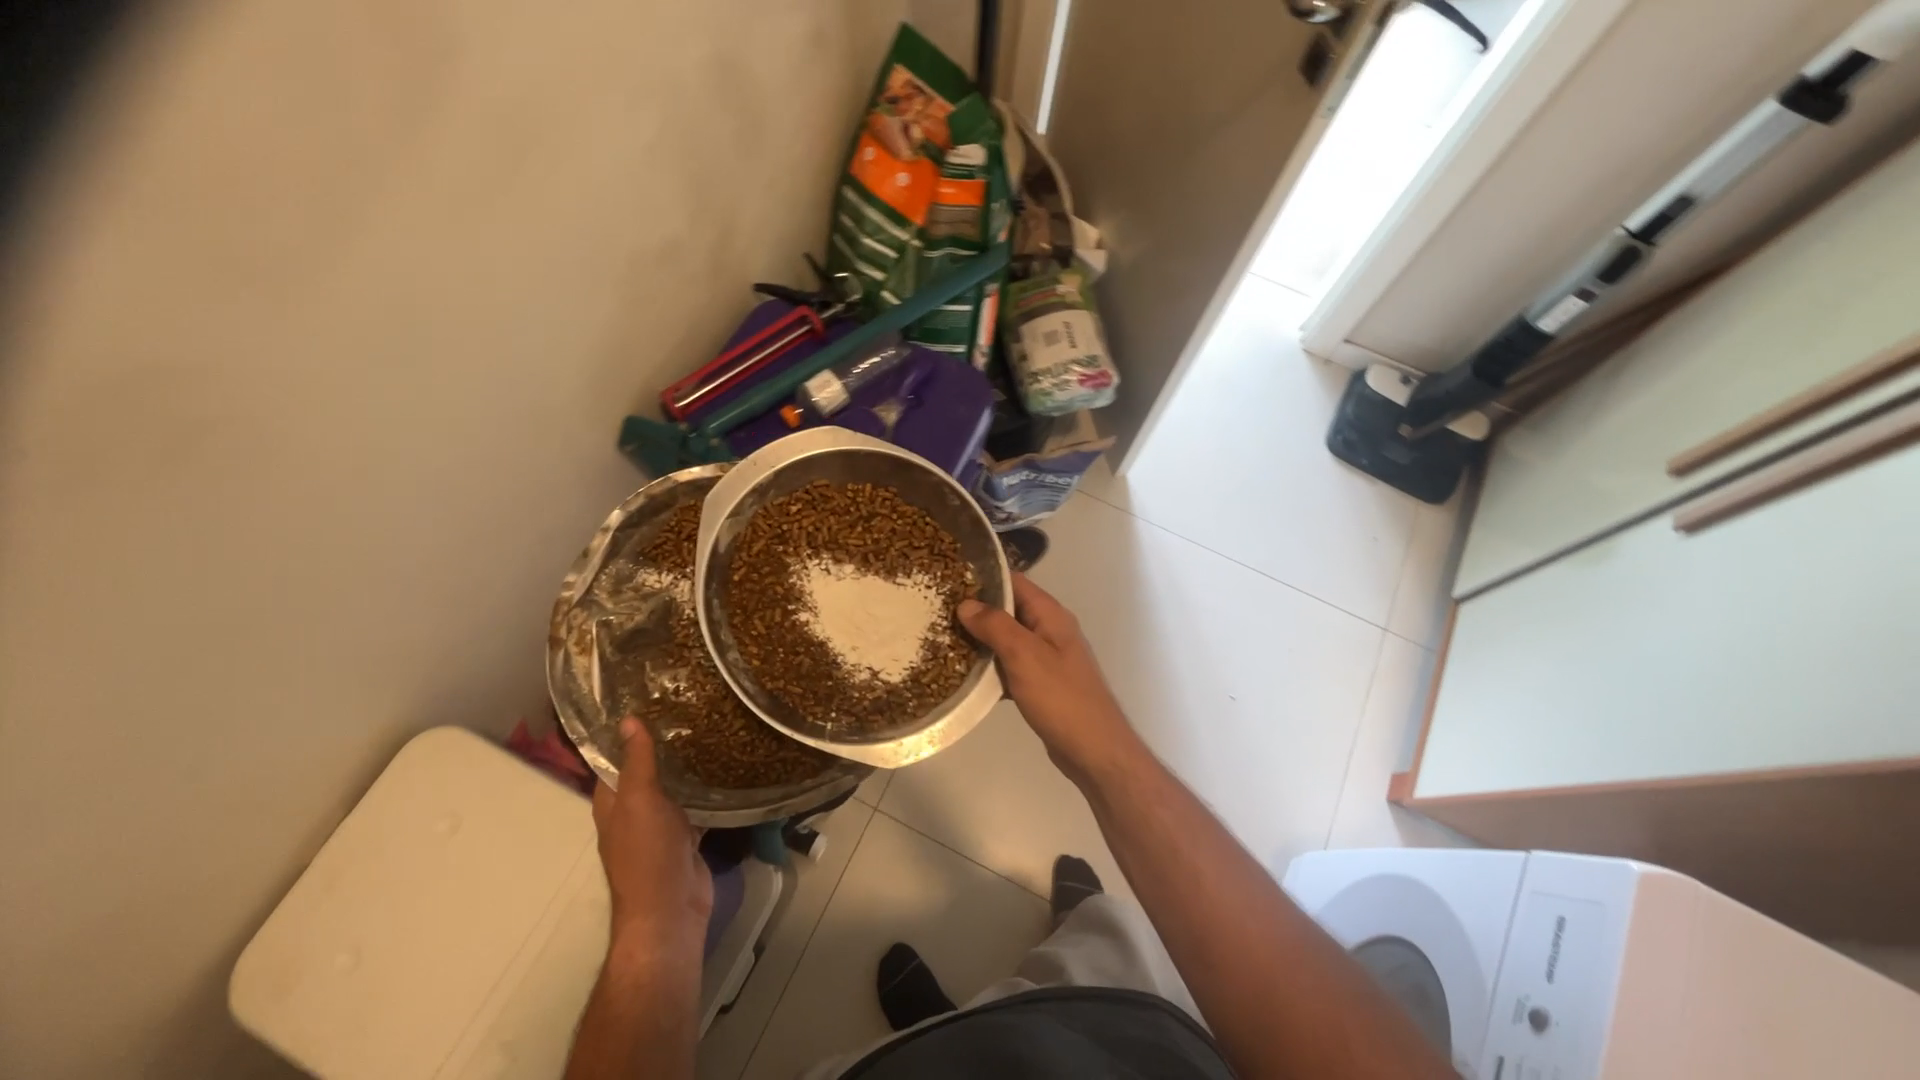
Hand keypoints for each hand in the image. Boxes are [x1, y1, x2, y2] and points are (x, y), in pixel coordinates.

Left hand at [591, 718, 712, 957]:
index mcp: (612, 802)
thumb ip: (636, 761)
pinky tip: (723, 772)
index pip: (613, 759)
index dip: (627, 733)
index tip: (650, 701)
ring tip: (708, 731)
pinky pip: (694, 809)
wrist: (670, 910)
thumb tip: (628, 719)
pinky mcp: (686, 840)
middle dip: (662, 746)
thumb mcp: (639, 800)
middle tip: (688, 710)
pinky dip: (705, 793)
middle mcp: (632, 813)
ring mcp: (659, 828)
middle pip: (645, 773)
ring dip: (684, 769)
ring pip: (671, 790)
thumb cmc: (646, 853)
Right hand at [957, 574, 1142, 784]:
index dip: (983, 578)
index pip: (1014, 582)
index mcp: (1051, 615)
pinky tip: (964, 676)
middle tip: (937, 613)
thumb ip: (995, 625)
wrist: (1093, 750)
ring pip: (1007, 640)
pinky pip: (1010, 666)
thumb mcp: (1024, 655)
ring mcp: (1047, 658)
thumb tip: (966, 604)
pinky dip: (990, 668)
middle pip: (1008, 610)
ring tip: (943, 640)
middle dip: (976, 611)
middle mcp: (1050, 631)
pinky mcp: (1041, 684)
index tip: (948, 582)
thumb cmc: (1061, 698)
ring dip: (980, 641)